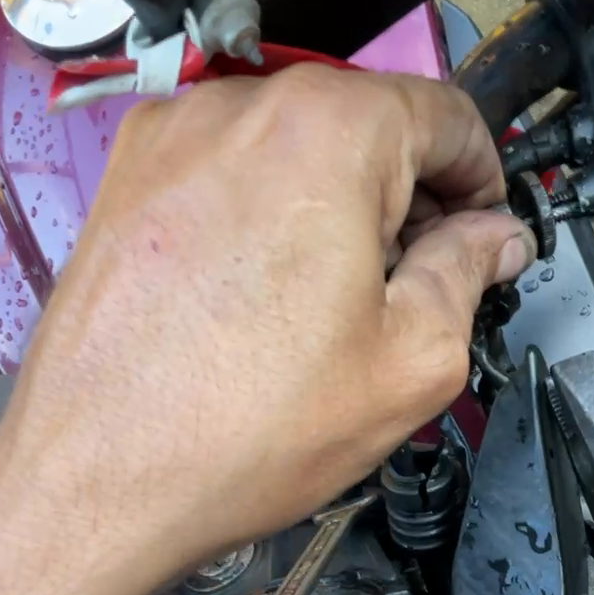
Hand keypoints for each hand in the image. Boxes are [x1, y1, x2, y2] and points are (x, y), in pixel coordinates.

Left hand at [0, 67, 534, 594]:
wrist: (100, 479)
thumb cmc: (239, 432)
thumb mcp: (410, 362)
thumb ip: (468, 275)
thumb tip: (492, 240)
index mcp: (325, 137)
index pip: (444, 114)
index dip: (482, 176)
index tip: (484, 227)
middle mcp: (238, 115)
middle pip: (368, 130)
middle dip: (411, 201)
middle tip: (423, 283)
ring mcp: (172, 146)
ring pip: (299, 155)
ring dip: (342, 215)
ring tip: (340, 310)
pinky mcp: (132, 188)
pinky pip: (234, 182)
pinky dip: (273, 224)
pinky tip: (273, 306)